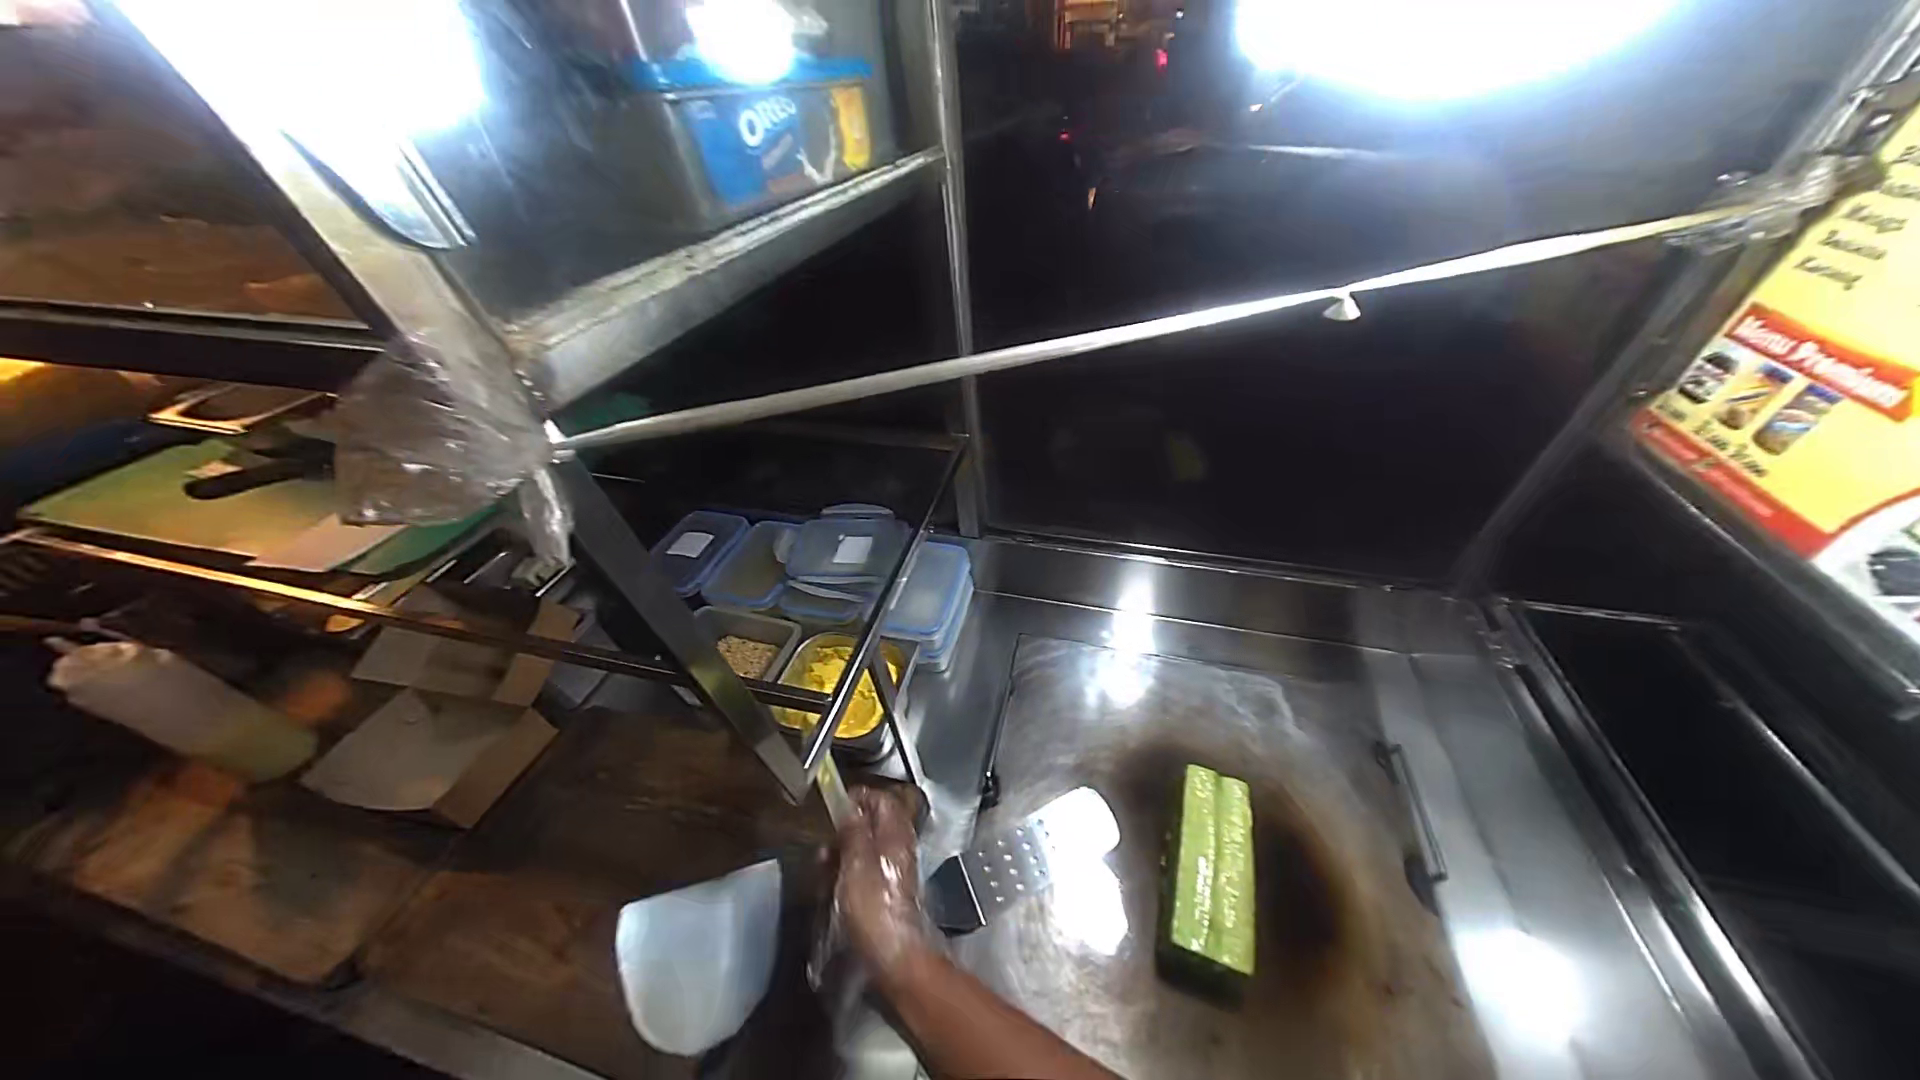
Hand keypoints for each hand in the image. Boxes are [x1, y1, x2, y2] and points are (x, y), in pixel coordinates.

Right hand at [835, 785, 930, 980]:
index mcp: (895, 835)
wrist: (894, 956)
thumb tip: (850, 805)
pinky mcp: (886, 890)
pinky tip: (832, 887)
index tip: (835, 806)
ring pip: (865, 848)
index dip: (859, 799)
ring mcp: (893, 869)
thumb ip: (854, 832)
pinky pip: (864, 870)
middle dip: (845, 830)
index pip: (882, 800)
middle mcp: (898, 847)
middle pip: (872, 824)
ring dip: (842, 853)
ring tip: (823, 868)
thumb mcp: (857, 865)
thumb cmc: (874, 908)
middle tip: (825, 845)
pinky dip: (847, 872)